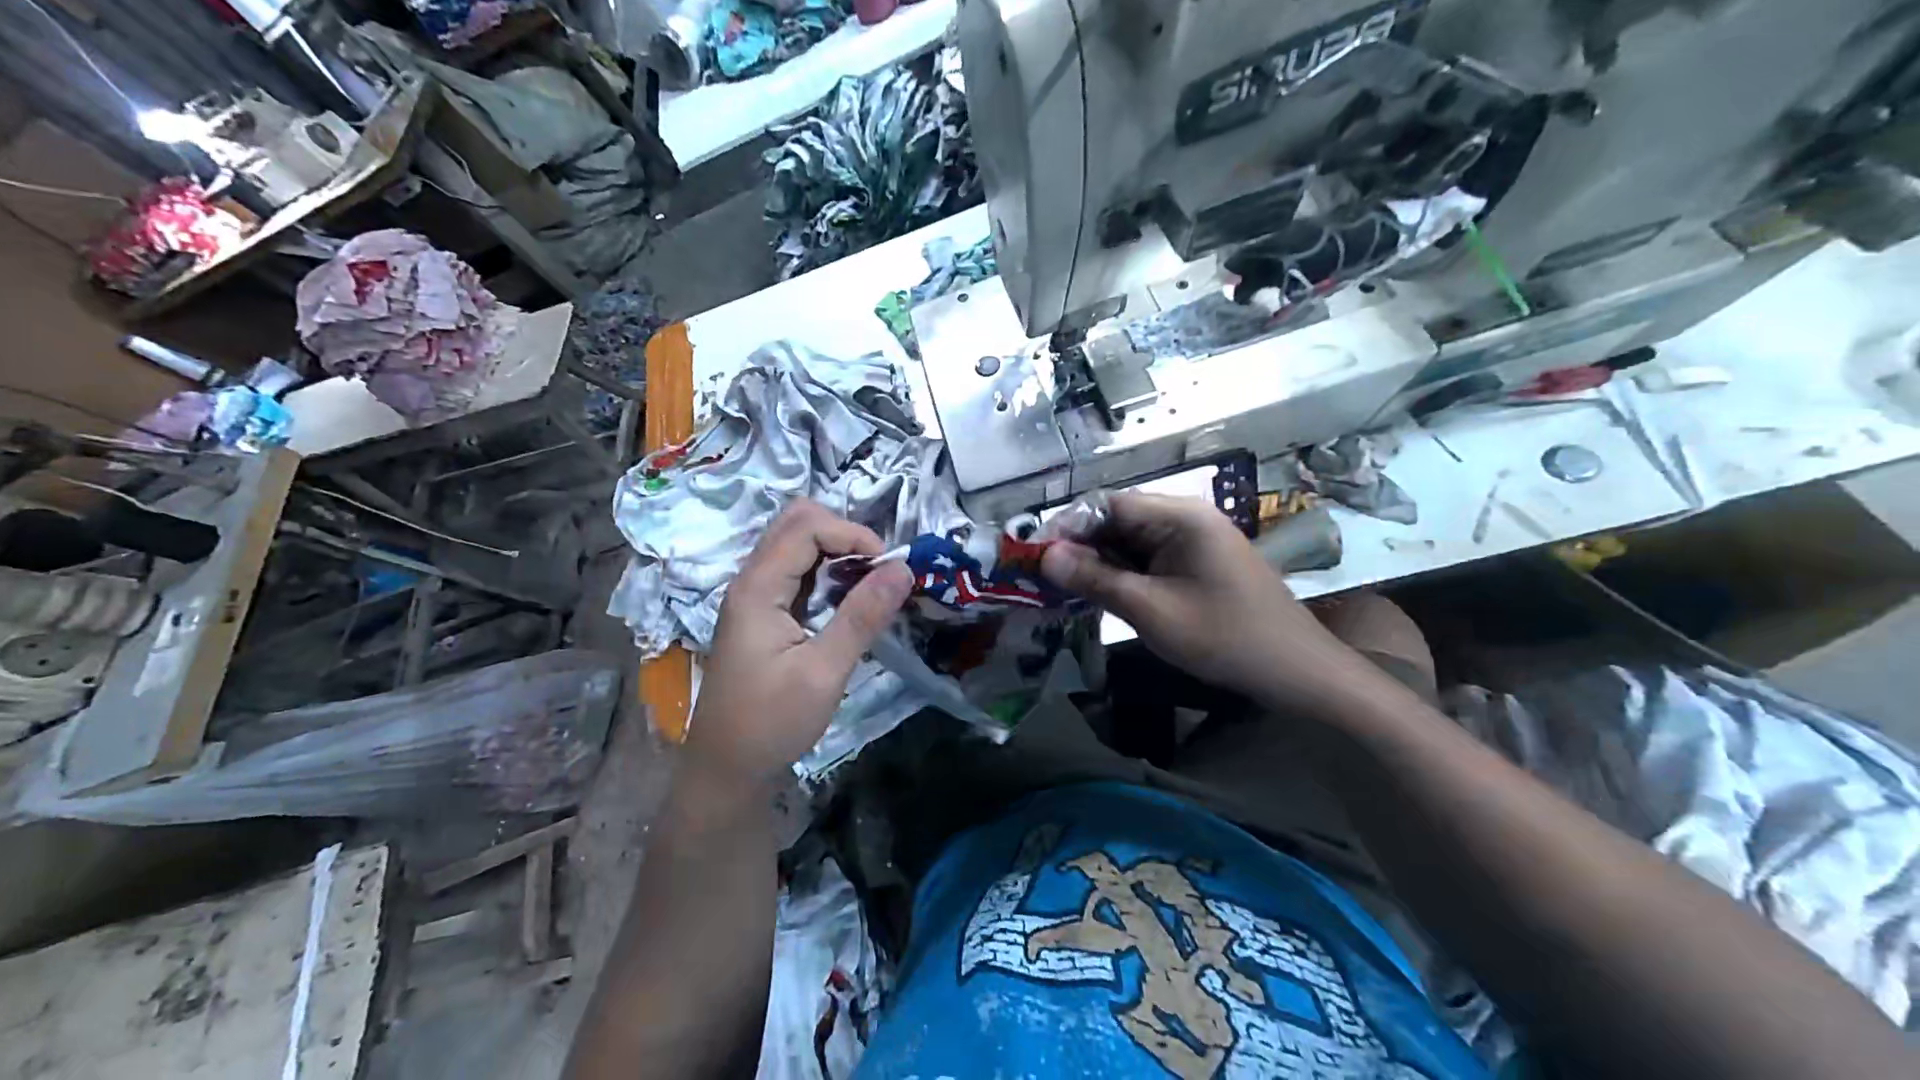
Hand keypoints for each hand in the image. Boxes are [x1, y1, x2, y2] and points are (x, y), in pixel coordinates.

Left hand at [686, 499, 913, 785]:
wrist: (726, 766)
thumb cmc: (771, 722)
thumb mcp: (824, 672)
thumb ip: (862, 617)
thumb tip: (903, 569)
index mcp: (757, 588)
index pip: (806, 527)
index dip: (852, 534)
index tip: (887, 567)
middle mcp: (751, 580)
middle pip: (796, 523)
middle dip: (843, 533)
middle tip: (876, 569)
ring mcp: (754, 595)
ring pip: (796, 544)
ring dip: (836, 551)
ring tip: (869, 583)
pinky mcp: (763, 612)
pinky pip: (796, 571)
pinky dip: (827, 572)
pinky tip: (848, 600)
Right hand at [1040, 492, 1357, 708]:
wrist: (1295, 671)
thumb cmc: (1224, 637)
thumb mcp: (1151, 610)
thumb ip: (1096, 579)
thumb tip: (1045, 555)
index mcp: (1180, 516)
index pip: (1108, 505)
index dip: (1067, 527)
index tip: (1034, 556)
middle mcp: (1186, 519)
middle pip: (1117, 522)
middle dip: (1079, 548)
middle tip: (1042, 579)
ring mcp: (1193, 542)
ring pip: (1130, 543)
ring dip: (1098, 565)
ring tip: (1063, 591)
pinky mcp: (1196, 564)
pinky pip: (1148, 561)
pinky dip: (1122, 576)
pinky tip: (1099, 597)